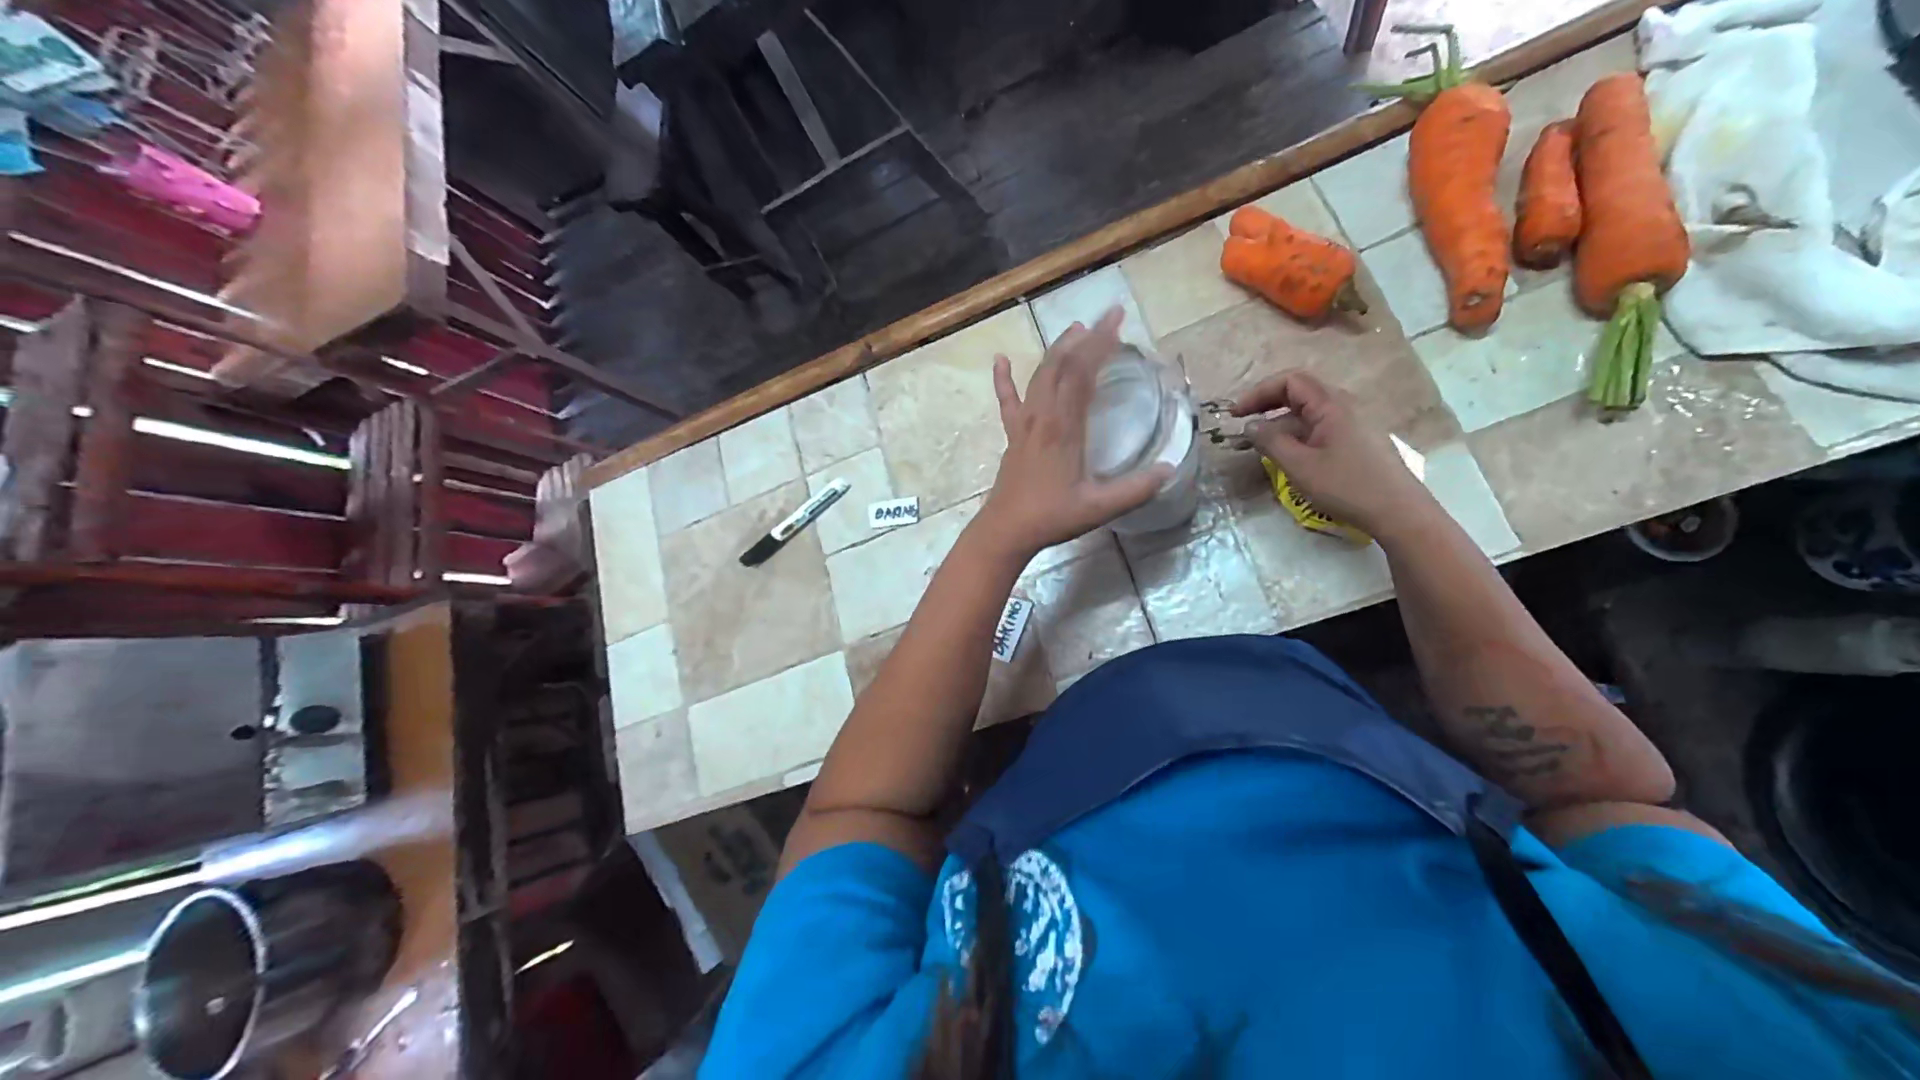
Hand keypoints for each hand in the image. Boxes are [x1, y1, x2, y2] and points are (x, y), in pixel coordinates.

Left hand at [977, 308, 1172, 559]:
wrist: (1006, 530)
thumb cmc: (1052, 517)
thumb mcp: (1100, 507)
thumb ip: (1136, 489)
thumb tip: (1169, 469)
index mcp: (1063, 427)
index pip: (1082, 373)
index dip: (1100, 344)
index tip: (1117, 321)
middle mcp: (1042, 416)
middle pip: (1061, 366)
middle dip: (1085, 338)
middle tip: (1107, 317)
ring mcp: (1023, 424)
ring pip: (1038, 376)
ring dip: (1057, 350)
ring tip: (1076, 330)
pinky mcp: (1012, 435)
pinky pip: (1007, 400)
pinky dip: (1004, 379)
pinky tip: (1000, 360)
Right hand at [1232, 371, 1435, 537]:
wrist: (1398, 511)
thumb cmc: (1347, 486)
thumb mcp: (1299, 466)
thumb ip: (1270, 442)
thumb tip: (1251, 426)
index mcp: (1331, 405)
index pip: (1290, 380)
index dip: (1259, 392)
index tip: (1236, 414)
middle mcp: (1345, 406)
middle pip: (1300, 392)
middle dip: (1267, 404)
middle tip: (1243, 423)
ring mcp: (1354, 423)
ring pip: (1309, 412)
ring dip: (1280, 422)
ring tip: (1259, 443)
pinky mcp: (1357, 440)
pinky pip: (1320, 427)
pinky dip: (1297, 434)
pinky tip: (1287, 454)